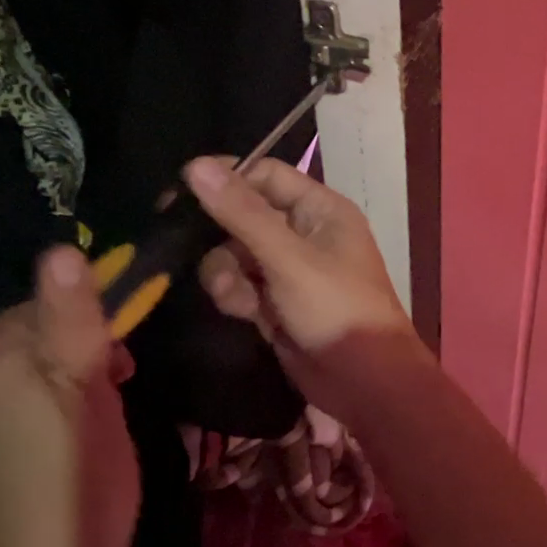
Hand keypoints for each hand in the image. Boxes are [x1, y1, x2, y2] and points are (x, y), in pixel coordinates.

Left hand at [0, 247, 134, 546]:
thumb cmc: (86, 496)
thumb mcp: (98, 406)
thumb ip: (75, 322)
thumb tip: (62, 249)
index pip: (41, 310)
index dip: (85, 339)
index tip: (116, 377)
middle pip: (2, 343)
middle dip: (45, 363)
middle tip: (85, 416)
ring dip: (8, 393)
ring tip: (43, 447)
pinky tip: (0, 467)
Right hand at [185, 156, 420, 409]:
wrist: (364, 381)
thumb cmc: (336, 308)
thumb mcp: (289, 258)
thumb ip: (242, 213)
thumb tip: (195, 165)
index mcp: (321, 210)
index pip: (265, 175)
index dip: (227, 180)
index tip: (182, 194)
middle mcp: (305, 233)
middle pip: (244, 215)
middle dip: (221, 237)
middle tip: (190, 248)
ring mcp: (290, 269)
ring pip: (236, 254)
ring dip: (226, 273)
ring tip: (236, 296)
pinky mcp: (276, 303)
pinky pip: (242, 285)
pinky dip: (236, 296)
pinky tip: (244, 313)